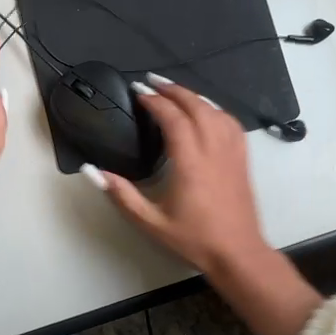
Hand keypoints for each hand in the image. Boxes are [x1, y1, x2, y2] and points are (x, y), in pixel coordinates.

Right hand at [88, 76, 322, 334]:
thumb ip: (121, 195)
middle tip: (151, 82)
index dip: (155, 102)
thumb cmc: (194, 238)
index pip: (173, 119)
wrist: (237, 252)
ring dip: (194, 96)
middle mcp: (213, 151)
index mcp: (190, 163)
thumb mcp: (150, 222)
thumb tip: (93, 172)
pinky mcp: (242, 159)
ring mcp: (232, 153)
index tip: (138, 93)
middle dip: (173, 90)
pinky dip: (215, 109)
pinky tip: (205, 110)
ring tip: (174, 91)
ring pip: (215, 111)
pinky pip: (231, 123)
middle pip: (196, 107)